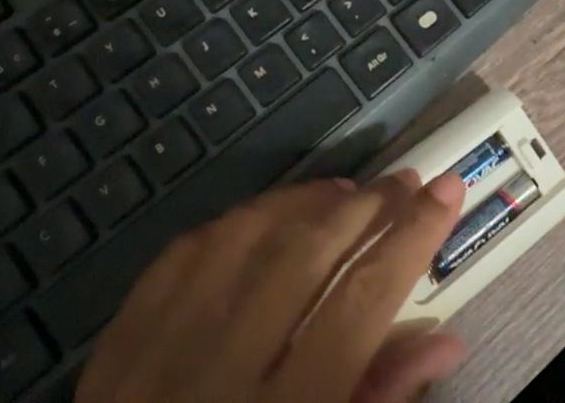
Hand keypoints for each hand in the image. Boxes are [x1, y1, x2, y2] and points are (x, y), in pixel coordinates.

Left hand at [77, 171, 467, 402]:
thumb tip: (445, 340)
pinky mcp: (116, 345)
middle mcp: (219, 377)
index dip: (411, 237)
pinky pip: (182, 255)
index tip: (447, 191)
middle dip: (366, 208)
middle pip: (305, 258)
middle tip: (403, 182)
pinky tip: (270, 215)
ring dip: (304, 202)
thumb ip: (378, 399)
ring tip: (346, 191)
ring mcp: (157, 355)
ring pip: (243, 240)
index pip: (362, 302)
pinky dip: (235, 223)